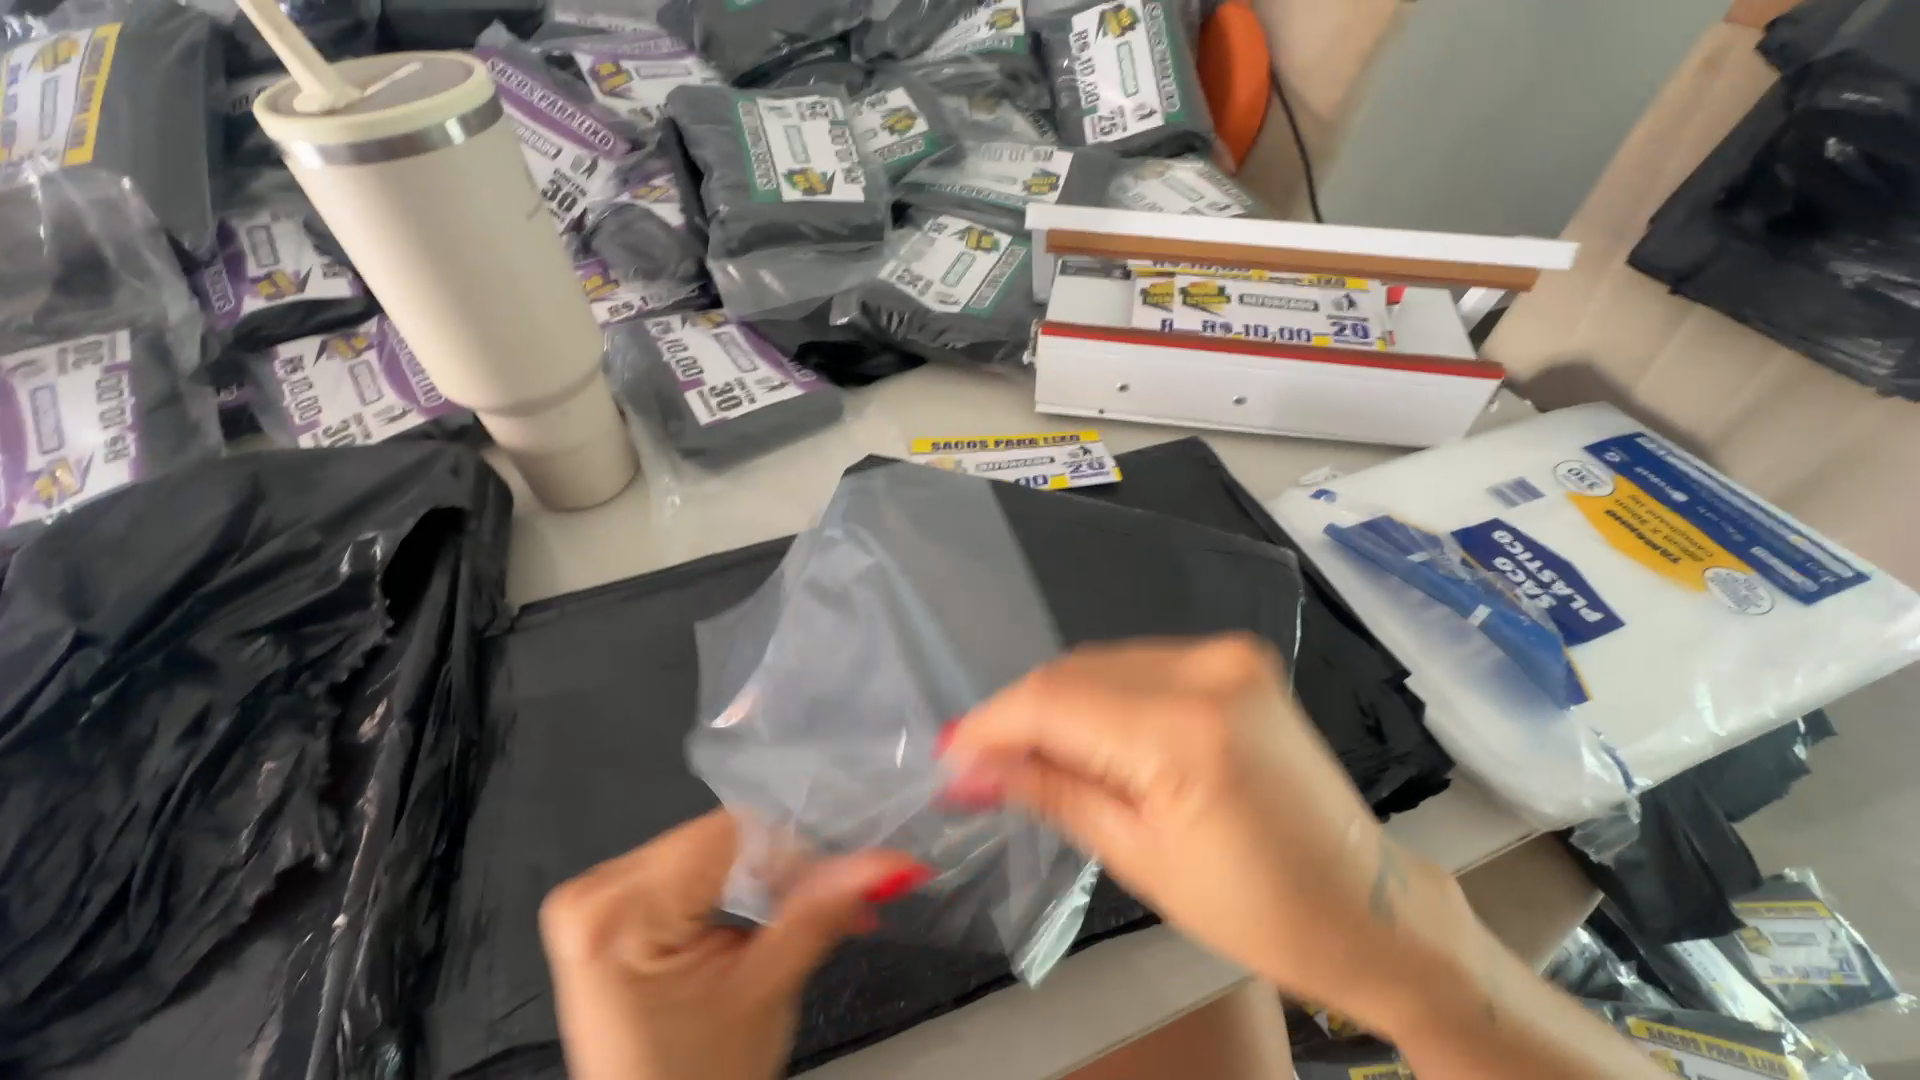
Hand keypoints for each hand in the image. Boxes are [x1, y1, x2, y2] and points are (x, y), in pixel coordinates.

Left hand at [540, 810, 926, 1079]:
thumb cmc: (704, 1079)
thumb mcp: (767, 990)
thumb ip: (823, 911)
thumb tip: (893, 862)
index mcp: (620, 914)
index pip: (728, 835)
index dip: (792, 851)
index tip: (840, 882)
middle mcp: (594, 890)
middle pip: (714, 839)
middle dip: (779, 865)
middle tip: (833, 897)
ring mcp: (590, 895)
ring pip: (704, 846)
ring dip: (757, 871)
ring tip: (800, 907)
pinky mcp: (600, 905)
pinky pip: (681, 864)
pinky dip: (726, 881)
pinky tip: (755, 907)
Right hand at [940, 636, 1480, 1032]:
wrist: (1363, 901)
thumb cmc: (1254, 909)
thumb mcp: (1138, 856)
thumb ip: (1050, 790)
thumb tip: (968, 769)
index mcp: (1185, 731)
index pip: (1053, 701)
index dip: (991, 725)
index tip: (952, 759)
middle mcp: (1207, 669)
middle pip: (1072, 672)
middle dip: (1020, 718)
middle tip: (985, 768)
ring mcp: (1226, 655)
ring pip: (1100, 663)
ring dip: (1057, 706)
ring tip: (1036, 760)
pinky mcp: (1235, 656)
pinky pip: (1137, 664)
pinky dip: (1099, 696)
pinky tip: (1090, 738)